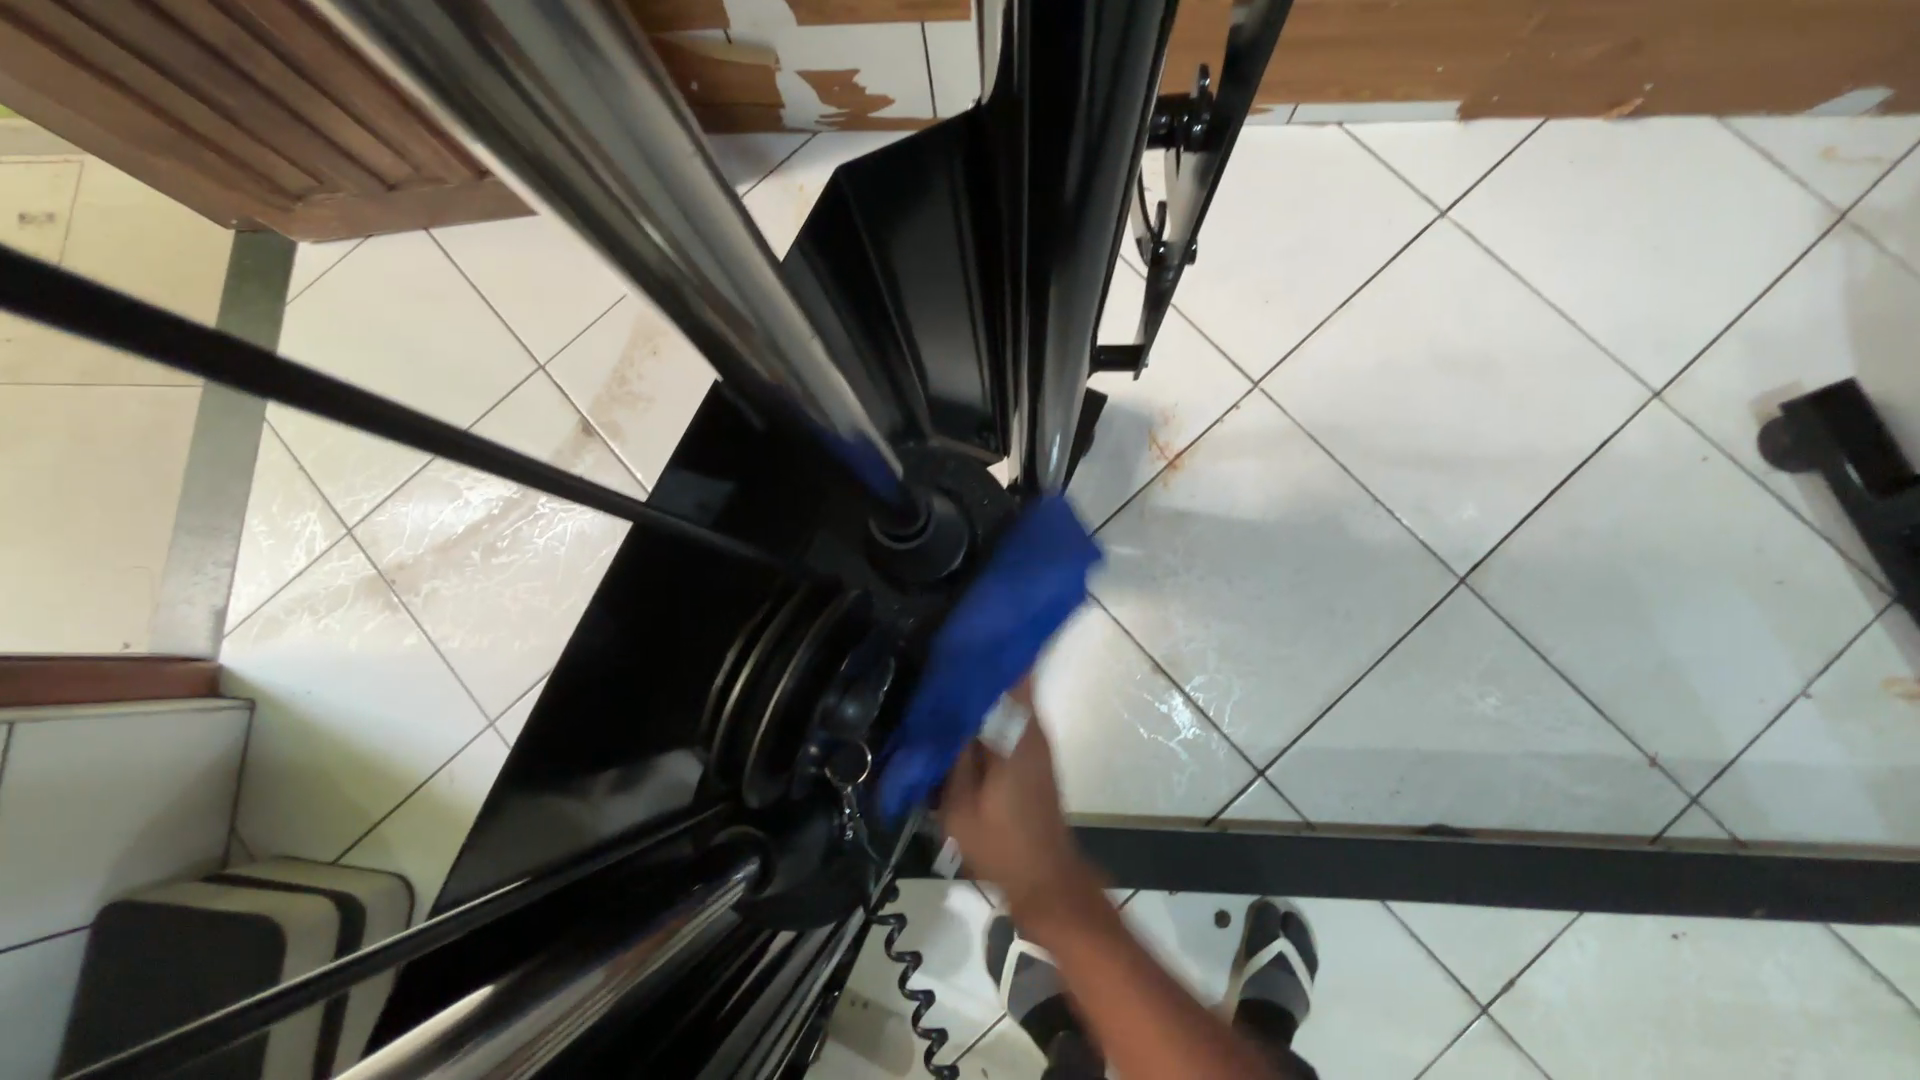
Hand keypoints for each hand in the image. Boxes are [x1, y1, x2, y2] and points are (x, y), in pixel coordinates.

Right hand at [939, 682, 1101, 924]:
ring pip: (1006, 701)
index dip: (982, 658)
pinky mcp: (1033, 757)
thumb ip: (951, 754)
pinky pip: (1007, 721)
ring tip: (941, 690)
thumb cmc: (1000, 844)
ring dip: (979, 695)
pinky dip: (985, 716)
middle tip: (938, 665)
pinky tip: (957, 726)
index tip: (954, 645)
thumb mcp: (959, 804)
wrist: (1044, 879)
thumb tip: (941, 714)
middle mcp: (1030, 729)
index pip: (1007, 674)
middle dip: (974, 672)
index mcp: (1014, 733)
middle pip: (1006, 682)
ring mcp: (1035, 742)